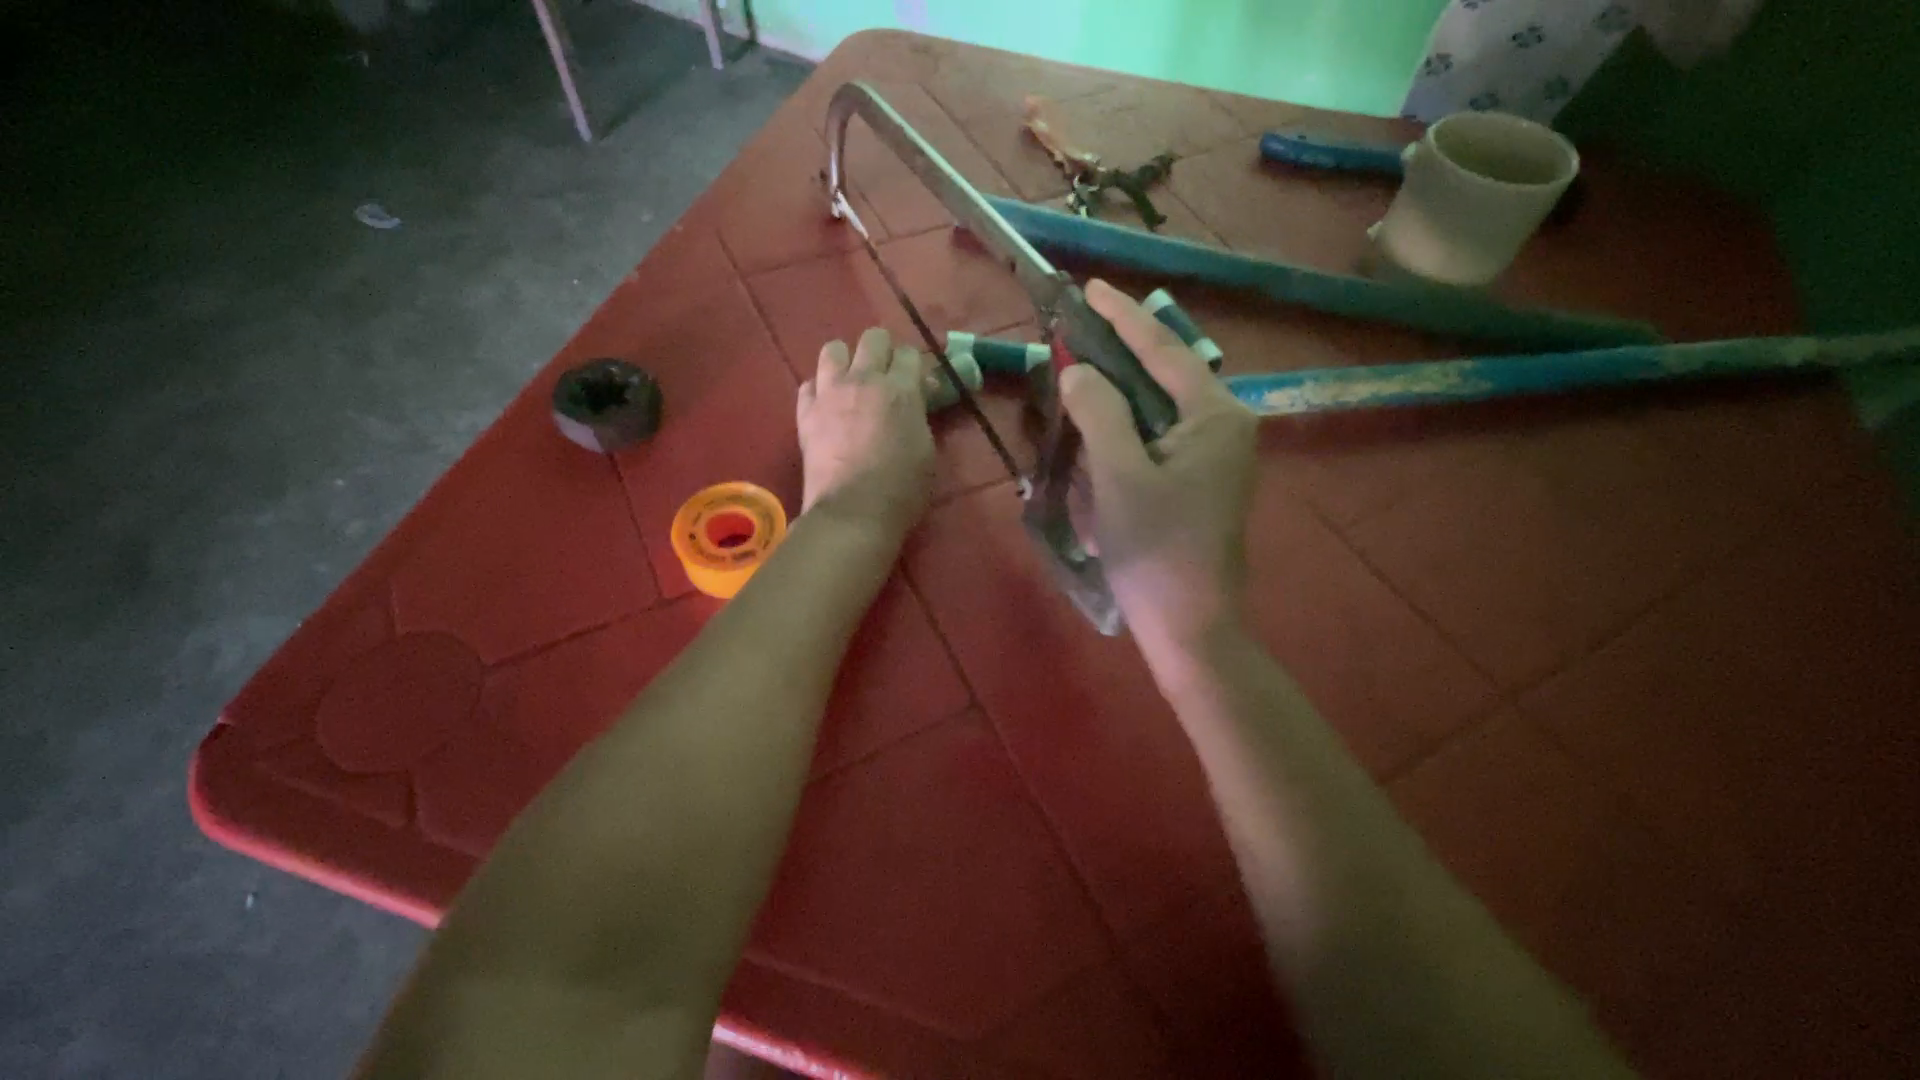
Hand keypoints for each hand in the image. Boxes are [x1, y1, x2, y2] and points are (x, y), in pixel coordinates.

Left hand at [797, 326, 936, 538]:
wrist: (853, 512)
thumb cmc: (902, 488)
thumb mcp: (926, 450)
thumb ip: (919, 416)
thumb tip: (916, 400)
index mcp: (900, 389)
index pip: (908, 353)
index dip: (913, 366)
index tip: (915, 383)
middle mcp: (863, 380)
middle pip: (873, 338)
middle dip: (882, 351)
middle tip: (885, 376)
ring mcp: (829, 393)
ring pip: (833, 350)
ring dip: (845, 361)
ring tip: (851, 383)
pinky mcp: (805, 412)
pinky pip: (808, 385)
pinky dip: (818, 391)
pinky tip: (826, 407)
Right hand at [1059, 279, 1257, 651]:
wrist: (1190, 626)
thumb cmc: (1156, 550)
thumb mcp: (1119, 476)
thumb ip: (1099, 413)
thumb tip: (1079, 370)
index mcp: (1215, 416)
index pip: (1163, 351)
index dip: (1122, 318)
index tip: (1089, 289)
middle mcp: (1224, 426)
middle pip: (1162, 375)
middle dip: (1116, 357)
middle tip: (1074, 334)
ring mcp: (1215, 456)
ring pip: (1156, 409)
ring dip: (1115, 400)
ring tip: (1075, 380)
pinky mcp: (1199, 482)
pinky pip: (1155, 442)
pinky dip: (1123, 437)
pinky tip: (1092, 442)